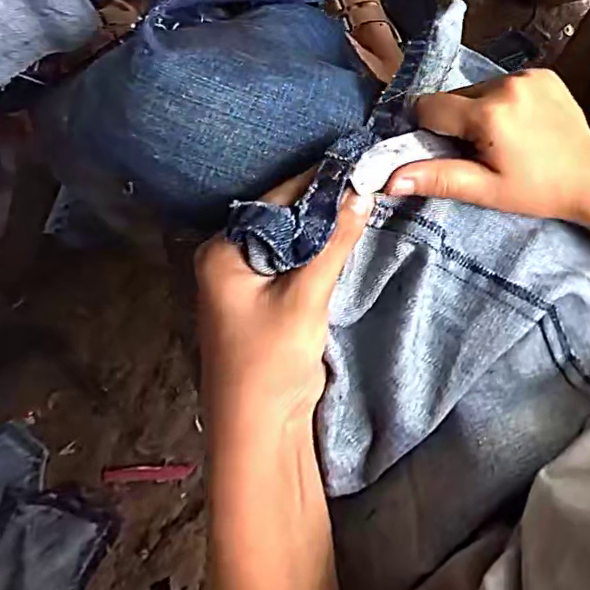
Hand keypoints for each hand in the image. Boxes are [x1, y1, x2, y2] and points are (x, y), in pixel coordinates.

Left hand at [195, 175, 371, 425]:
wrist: (262, 427)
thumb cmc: (270, 360)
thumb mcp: (306, 295)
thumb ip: (334, 242)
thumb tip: (363, 192)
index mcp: (222, 251)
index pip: (275, 200)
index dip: (317, 181)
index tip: (357, 163)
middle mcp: (229, 257)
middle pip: (285, 216)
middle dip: (325, 200)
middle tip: (367, 178)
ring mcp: (248, 277)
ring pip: (295, 236)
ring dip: (327, 223)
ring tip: (366, 197)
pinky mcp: (268, 294)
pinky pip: (299, 257)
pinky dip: (323, 246)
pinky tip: (350, 232)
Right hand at [385, 69, 589, 225]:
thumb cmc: (540, 190)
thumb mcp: (487, 190)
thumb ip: (437, 178)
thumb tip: (389, 178)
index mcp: (489, 113)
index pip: (430, 106)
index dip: (431, 130)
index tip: (450, 149)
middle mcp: (506, 84)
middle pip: (456, 96)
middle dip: (459, 121)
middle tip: (483, 150)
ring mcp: (528, 76)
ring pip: (480, 89)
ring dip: (482, 110)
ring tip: (507, 139)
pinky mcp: (544, 74)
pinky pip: (507, 83)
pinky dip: (506, 101)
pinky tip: (525, 124)